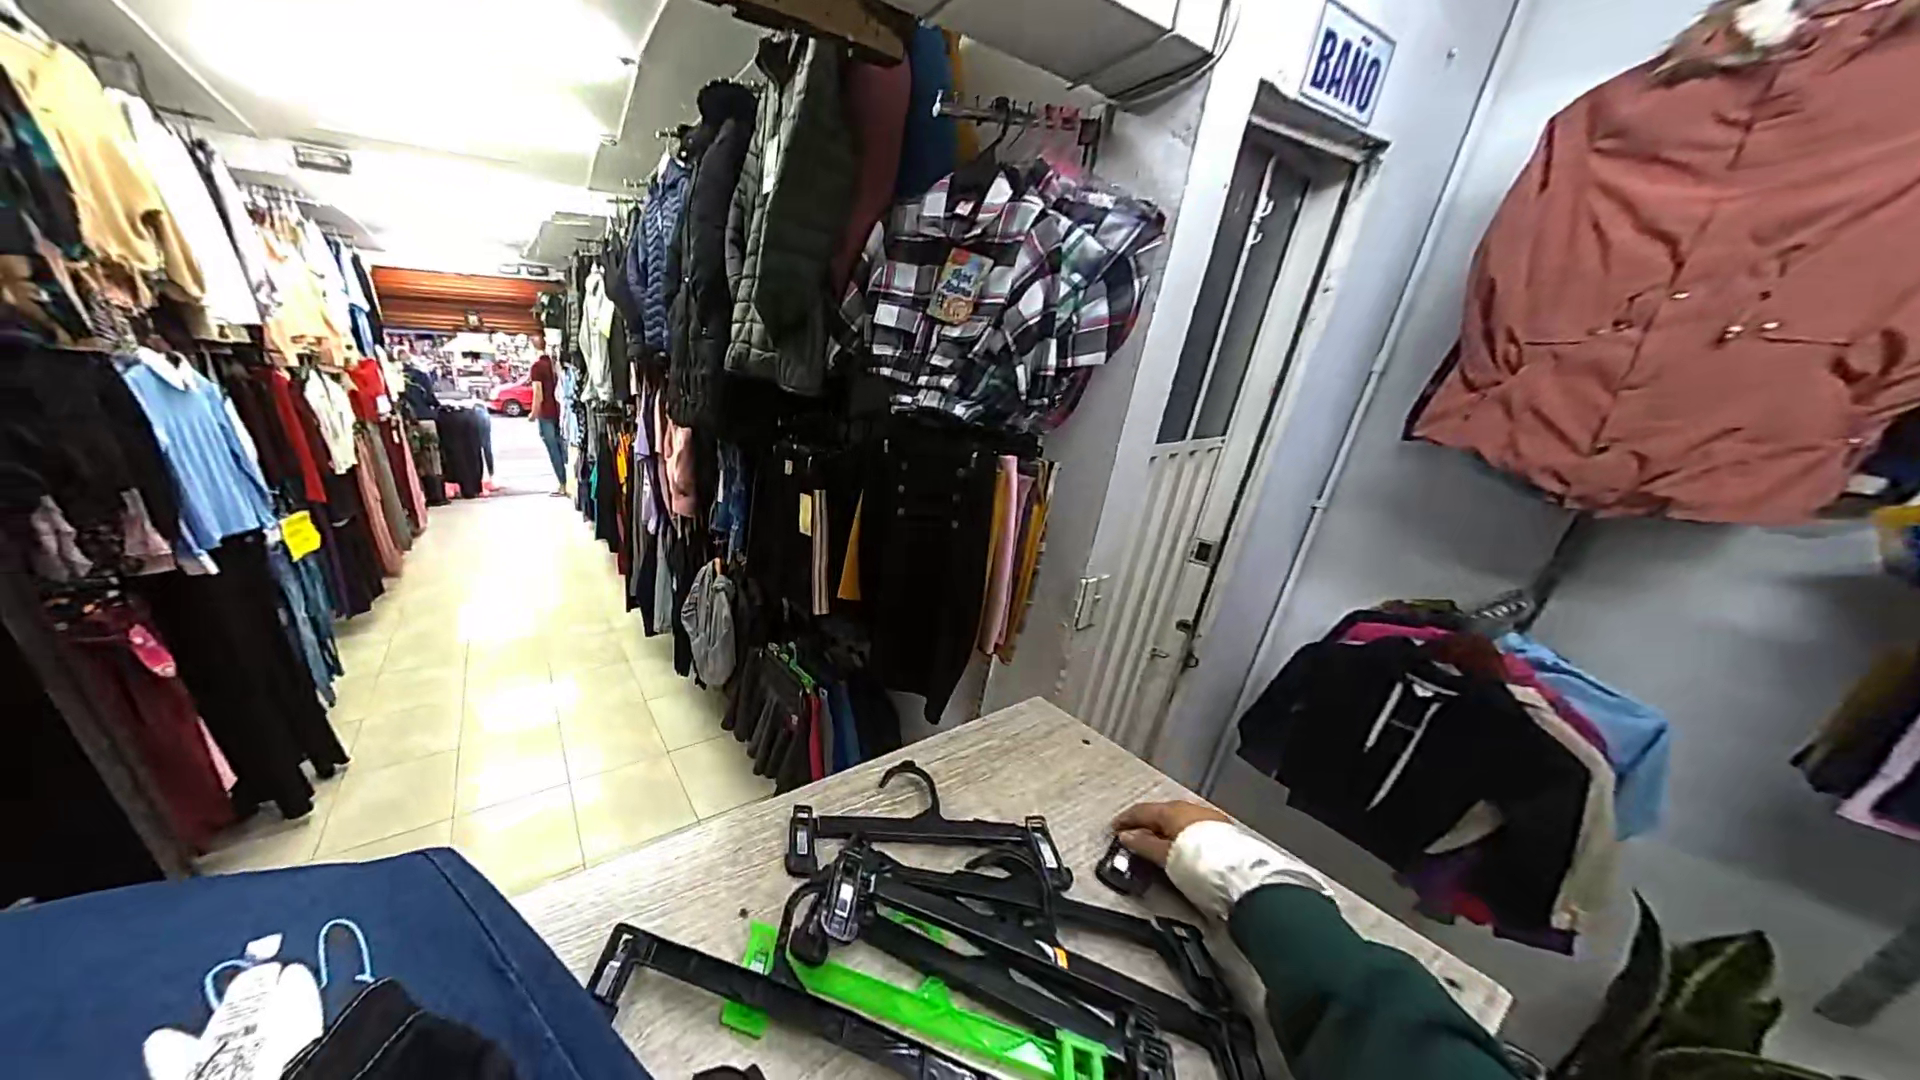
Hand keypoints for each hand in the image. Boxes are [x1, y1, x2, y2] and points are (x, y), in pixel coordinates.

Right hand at [1111, 801, 1231, 866]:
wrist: (1244, 879)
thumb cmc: (1200, 866)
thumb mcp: (1165, 858)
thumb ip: (1144, 845)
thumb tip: (1127, 836)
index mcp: (1173, 810)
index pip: (1142, 811)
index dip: (1126, 820)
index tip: (1115, 828)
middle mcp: (1190, 809)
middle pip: (1161, 814)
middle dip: (1146, 825)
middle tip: (1133, 838)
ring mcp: (1209, 819)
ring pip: (1179, 821)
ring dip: (1165, 831)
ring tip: (1156, 846)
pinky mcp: (1223, 833)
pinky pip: (1193, 829)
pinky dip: (1181, 836)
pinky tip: (1181, 848)